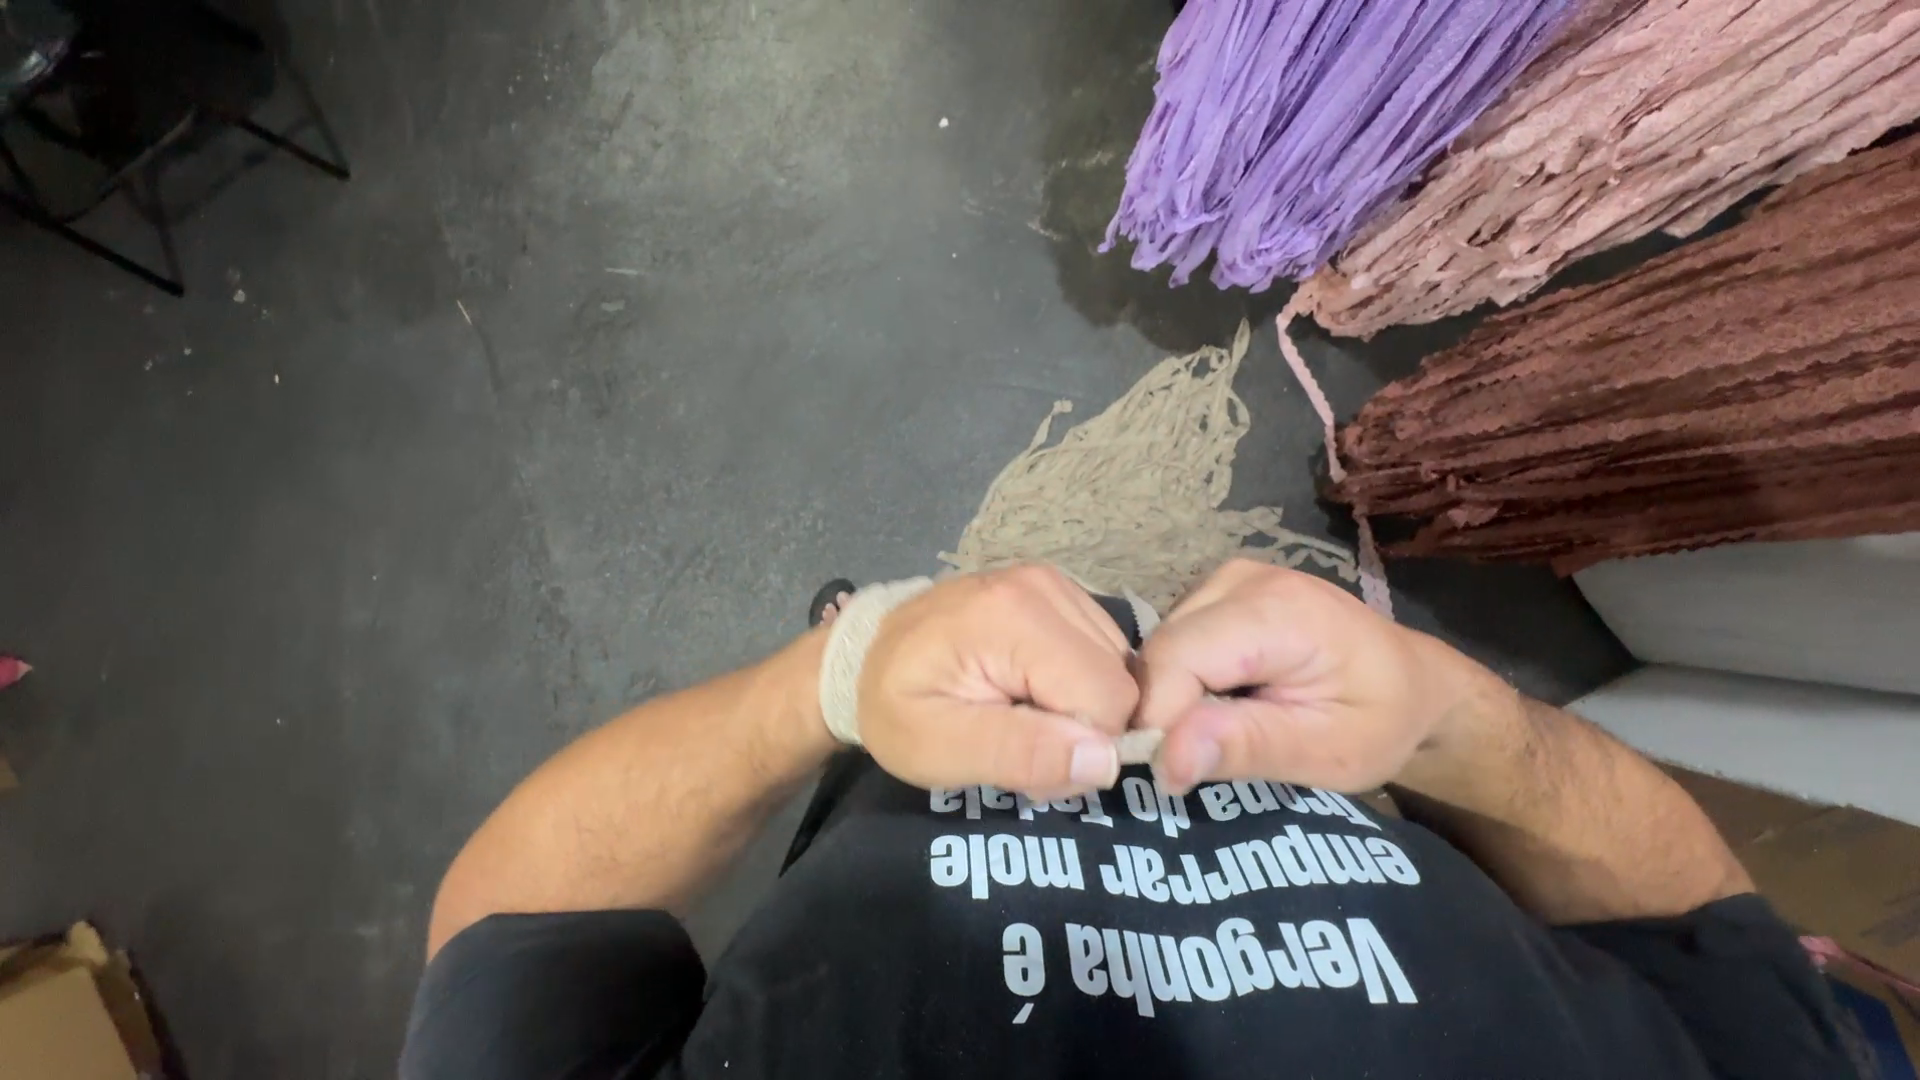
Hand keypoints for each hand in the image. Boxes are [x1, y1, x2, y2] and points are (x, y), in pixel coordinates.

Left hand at [858, 565, 1137, 798]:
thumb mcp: (939, 748)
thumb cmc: (896, 705)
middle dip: (1080, 728)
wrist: (868, 656)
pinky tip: (1031, 690)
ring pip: (1116, 668)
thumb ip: (1020, 753)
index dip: (1077, 747)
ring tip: (1020, 716)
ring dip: (1079, 707)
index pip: (1106, 701)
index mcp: (1014, 616)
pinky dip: (1077, 683)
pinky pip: (1102, 652)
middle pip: (1117, 682)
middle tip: (1018, 740)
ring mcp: (1053, 581)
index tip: (1026, 759)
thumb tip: (1105, 759)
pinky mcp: (1055, 590)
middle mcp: (1044, 585)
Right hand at [1133, 559, 1465, 794]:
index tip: (1173, 772)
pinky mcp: (1214, 589)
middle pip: (1161, 650)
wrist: (1410, 681)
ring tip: (1216, 728)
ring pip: (1158, 645)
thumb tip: (1165, 759)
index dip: (1161, 718)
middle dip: (1165, 710)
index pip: (1176, 659)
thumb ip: (1247, 747)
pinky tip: (1216, 699)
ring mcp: (1225, 578)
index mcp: (1277, 611)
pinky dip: (1180, 678)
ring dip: (1172, 696)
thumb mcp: (1329, 753)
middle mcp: (1240, 579)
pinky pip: (1172, 639)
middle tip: (1199, 758)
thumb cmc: (1380, 721)